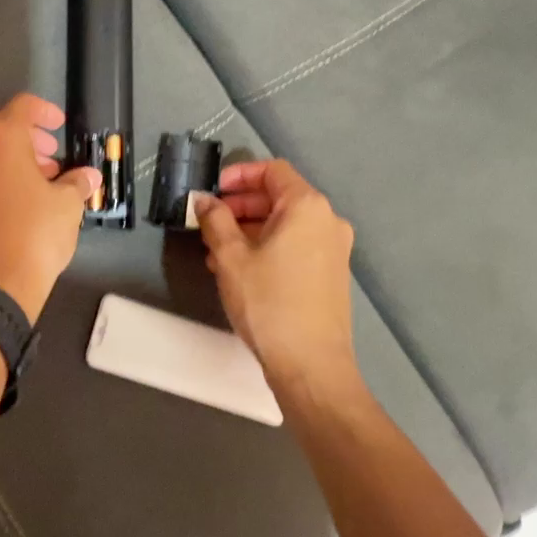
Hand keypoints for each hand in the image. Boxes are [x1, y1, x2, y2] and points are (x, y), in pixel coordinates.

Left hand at [0, 93, 101, 321]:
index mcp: (2, 138)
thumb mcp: (67, 204)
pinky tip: (27, 193)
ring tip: (46, 175)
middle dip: (27, 132)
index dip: (45, 110)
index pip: (22, 106)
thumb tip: (89, 177)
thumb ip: (78, 182)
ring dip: (15, 152)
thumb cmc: (36, 232)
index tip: (60, 125)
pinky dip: (2, 170)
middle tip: (52, 150)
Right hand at [194, 160, 362, 397]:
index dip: (238, 175)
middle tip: (207, 222)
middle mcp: (327, 221)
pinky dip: (267, 247)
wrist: (311, 366)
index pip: (272, 171)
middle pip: (279, 196)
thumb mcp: (230, 257)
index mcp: (307, 207)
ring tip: (215, 251)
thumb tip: (203, 200)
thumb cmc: (269, 303)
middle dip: (239, 205)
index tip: (211, 191)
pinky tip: (239, 270)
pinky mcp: (331, 274)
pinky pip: (295, 245)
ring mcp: (333, 249)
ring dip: (249, 229)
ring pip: (285, 224)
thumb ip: (214, 220)